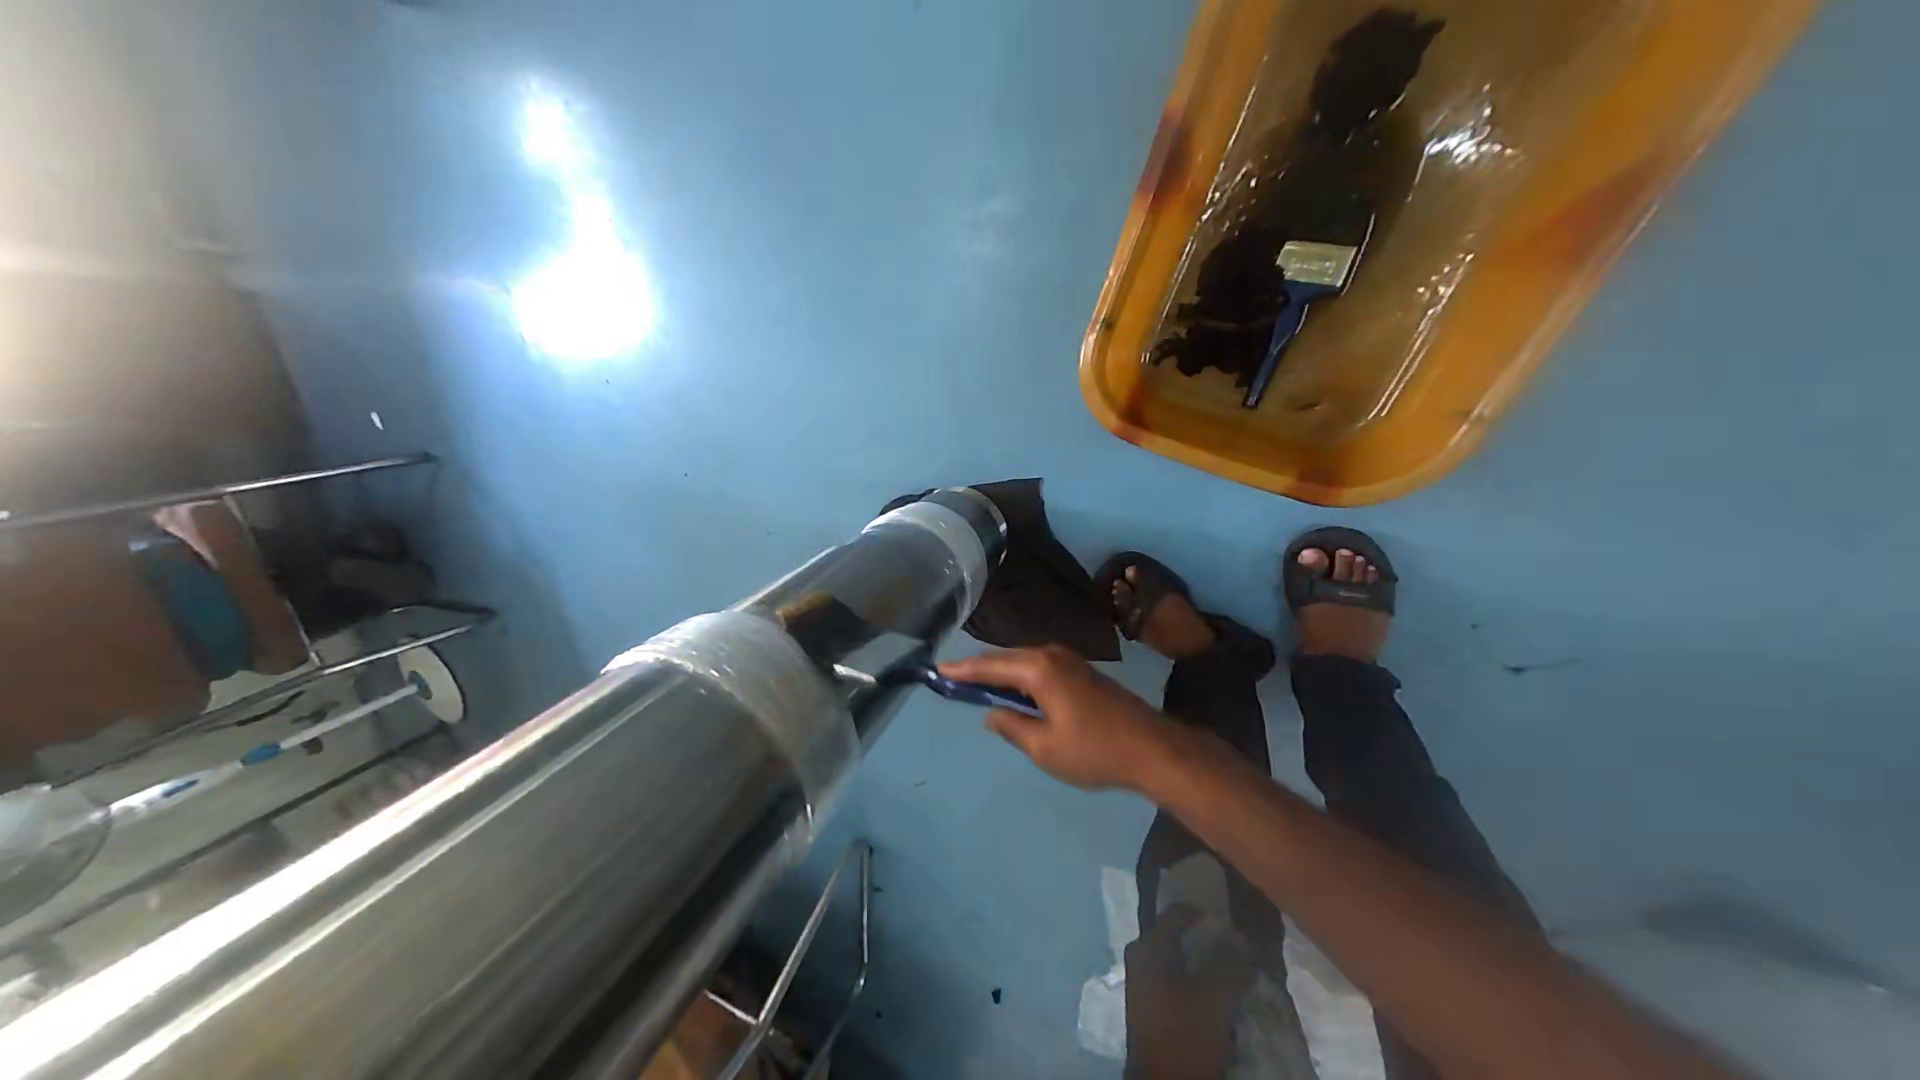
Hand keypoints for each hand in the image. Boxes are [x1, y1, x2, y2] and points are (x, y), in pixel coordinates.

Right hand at [938, 646, 1173, 791]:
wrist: (1152, 748)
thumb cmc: (1094, 750)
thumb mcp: (1044, 748)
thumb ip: (1012, 726)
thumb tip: (991, 712)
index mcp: (1039, 669)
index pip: (990, 666)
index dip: (962, 670)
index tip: (937, 670)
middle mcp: (1052, 655)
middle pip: (1006, 658)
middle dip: (979, 668)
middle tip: (952, 678)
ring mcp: (1070, 660)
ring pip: (1024, 661)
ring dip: (1001, 672)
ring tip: (976, 684)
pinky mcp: (1082, 671)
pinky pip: (1040, 666)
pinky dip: (1021, 676)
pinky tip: (1014, 690)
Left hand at [1126, 905, 1252, 1079]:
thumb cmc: (1185, 1033)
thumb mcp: (1215, 997)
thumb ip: (1228, 962)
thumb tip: (1237, 935)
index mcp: (1150, 945)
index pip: (1177, 912)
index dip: (1204, 914)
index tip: (1230, 925)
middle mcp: (1139, 955)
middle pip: (1175, 935)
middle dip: (1204, 940)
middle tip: (1233, 951)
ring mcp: (1139, 980)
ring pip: (1174, 959)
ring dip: (1200, 963)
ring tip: (1228, 975)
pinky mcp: (1145, 1003)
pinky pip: (1170, 979)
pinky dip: (1191, 981)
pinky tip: (1210, 996)